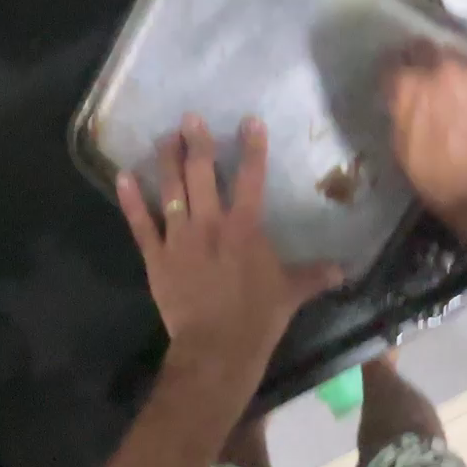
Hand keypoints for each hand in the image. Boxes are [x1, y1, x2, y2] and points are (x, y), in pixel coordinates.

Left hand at [117, 115, 342, 375]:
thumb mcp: (291, 293)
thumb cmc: (258, 318)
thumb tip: (343, 270)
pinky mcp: (156, 258)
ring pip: (170, 190)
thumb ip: (314, 275)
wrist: (217, 347)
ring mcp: (179, 239)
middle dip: (196, 143)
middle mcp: (210, 224)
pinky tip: (123, 175)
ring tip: (163, 138)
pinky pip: (141, 224)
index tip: (250, 121)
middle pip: (201, 174)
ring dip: (166, 161)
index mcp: (245, 228)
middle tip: (190, 118)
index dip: (252, 148)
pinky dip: (130, 200)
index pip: (251, 178)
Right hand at [381, 41, 466, 225]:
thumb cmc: (440, 179)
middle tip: (424, 79)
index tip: (394, 84)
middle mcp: (439, 67)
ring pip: (455, 56)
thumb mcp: (403, 150)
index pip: (391, 65)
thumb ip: (401, 115)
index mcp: (409, 88)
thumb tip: (403, 102)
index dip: (392, 76)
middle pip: (424, 48)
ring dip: (451, 68)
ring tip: (454, 88)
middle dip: (421, 61)